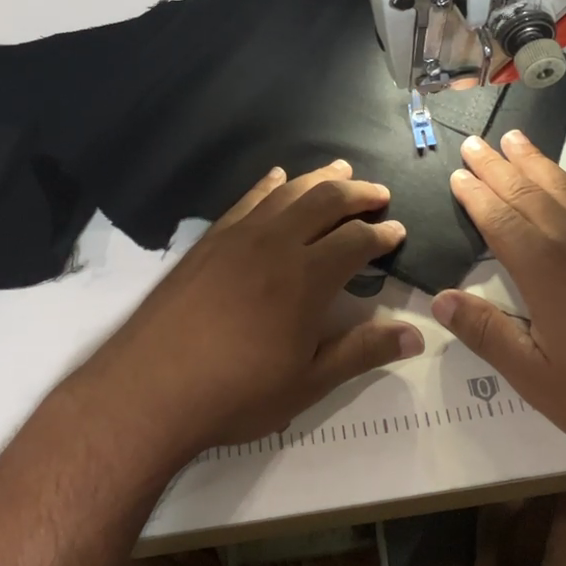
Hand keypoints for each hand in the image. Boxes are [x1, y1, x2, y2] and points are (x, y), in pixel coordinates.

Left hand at [78, 160, 421, 454]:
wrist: (150, 388)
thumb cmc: (236, 393)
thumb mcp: (308, 382)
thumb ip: (361, 352)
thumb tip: (415, 334)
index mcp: (307, 278)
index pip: (356, 241)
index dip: (382, 234)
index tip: (397, 233)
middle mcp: (276, 244)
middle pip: (325, 202)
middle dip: (358, 194)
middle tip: (379, 195)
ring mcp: (238, 237)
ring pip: (286, 192)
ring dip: (318, 179)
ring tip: (340, 171)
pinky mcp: (209, 241)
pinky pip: (246, 200)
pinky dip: (268, 185)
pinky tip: (276, 178)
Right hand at [431, 131, 565, 458]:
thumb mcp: (536, 377)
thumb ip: (487, 334)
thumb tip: (440, 300)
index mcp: (543, 270)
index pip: (498, 220)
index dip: (474, 196)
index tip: (456, 175)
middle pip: (527, 193)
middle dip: (496, 168)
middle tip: (473, 144)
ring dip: (537, 161)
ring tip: (515, 138)